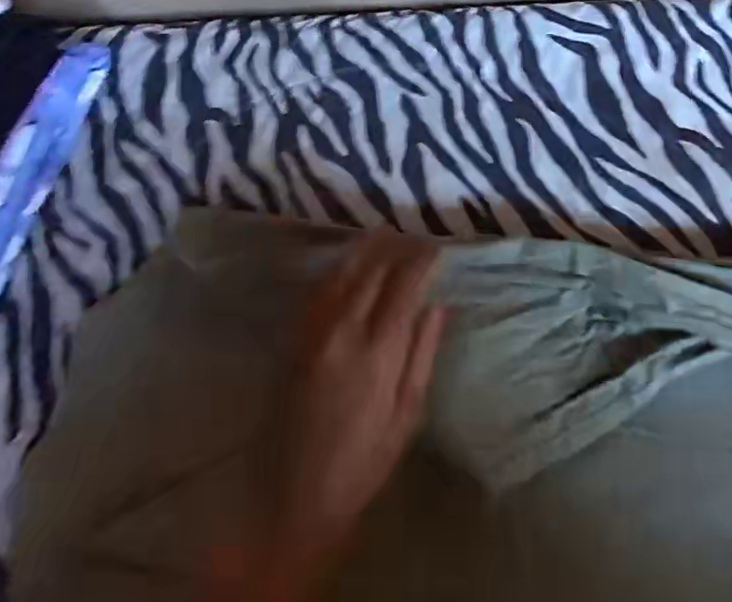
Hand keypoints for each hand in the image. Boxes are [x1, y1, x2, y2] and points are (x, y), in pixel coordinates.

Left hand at [219, 228, 445, 601]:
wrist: (295, 498)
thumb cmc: (366, 459)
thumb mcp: (409, 412)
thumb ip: (423, 353)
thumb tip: (438, 306)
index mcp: (379, 351)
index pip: (404, 287)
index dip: (422, 261)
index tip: (436, 246)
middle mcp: (343, 334)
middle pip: (371, 274)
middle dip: (395, 249)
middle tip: (412, 234)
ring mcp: (313, 337)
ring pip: (340, 278)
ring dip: (363, 252)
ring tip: (381, 234)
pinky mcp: (293, 346)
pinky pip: (316, 296)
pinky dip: (335, 272)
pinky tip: (346, 265)